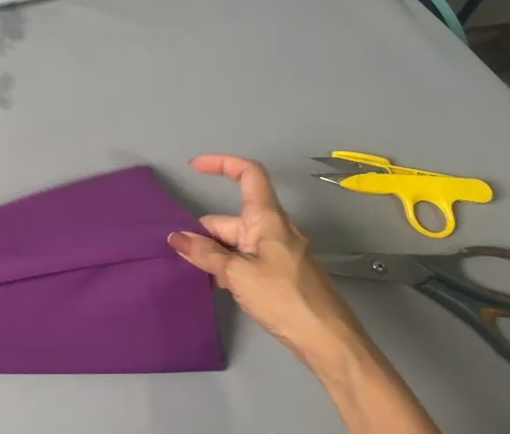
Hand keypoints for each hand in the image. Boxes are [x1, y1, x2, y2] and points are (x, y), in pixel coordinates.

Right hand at [167, 154, 368, 365]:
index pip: (249, 174)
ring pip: (237, 243)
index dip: (221, 163)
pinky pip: (248, 260)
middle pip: (231, 219)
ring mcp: (281, 254)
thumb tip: (176, 237)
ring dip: (216, 255)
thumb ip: (204, 253)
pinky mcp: (284, 276)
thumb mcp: (237, 274)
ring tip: (201, 277)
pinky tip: (220, 287)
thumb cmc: (286, 300)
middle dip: (206, 234)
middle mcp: (275, 231)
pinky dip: (230, 268)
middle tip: (187, 258)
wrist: (333, 346)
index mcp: (268, 219)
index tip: (195, 167)